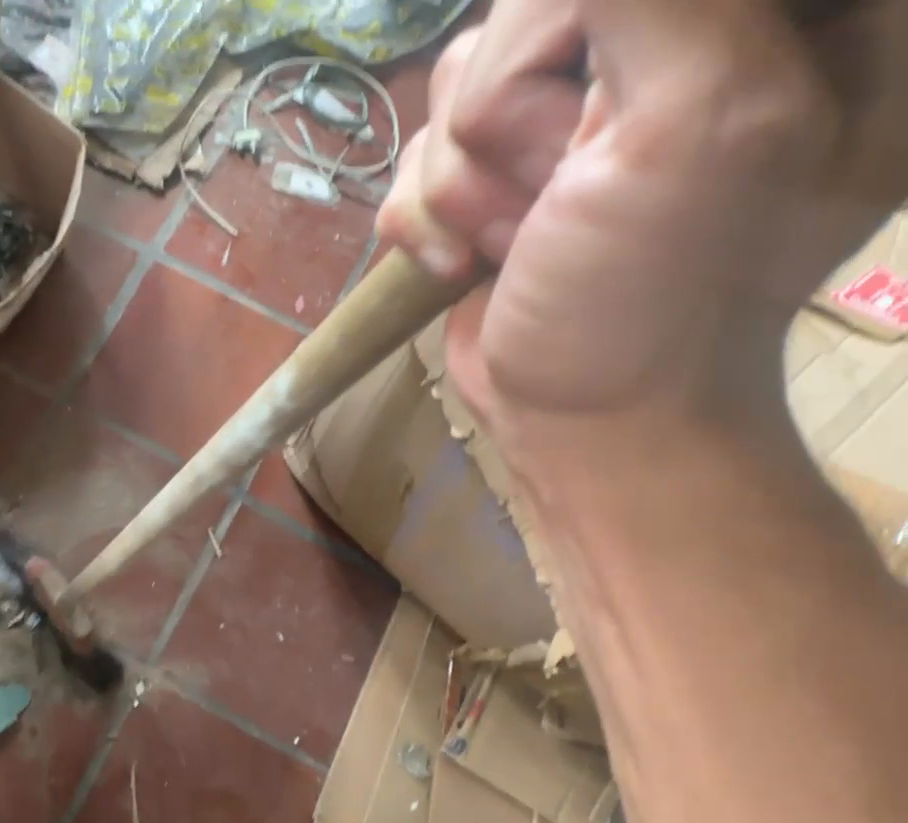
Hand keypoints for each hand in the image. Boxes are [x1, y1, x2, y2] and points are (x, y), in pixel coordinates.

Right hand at [377, 0, 907, 444]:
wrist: (581, 416)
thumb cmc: (656, 293)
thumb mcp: (696, 120)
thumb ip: (649, 2)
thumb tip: (538, 1)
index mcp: (771, 18)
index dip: (573, 40)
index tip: (596, 125)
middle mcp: (667, 47)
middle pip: (519, 17)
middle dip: (508, 122)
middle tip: (561, 194)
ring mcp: (568, 115)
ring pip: (455, 84)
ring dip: (463, 183)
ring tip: (518, 239)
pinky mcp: (495, 173)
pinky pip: (417, 154)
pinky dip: (424, 218)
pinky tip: (467, 262)